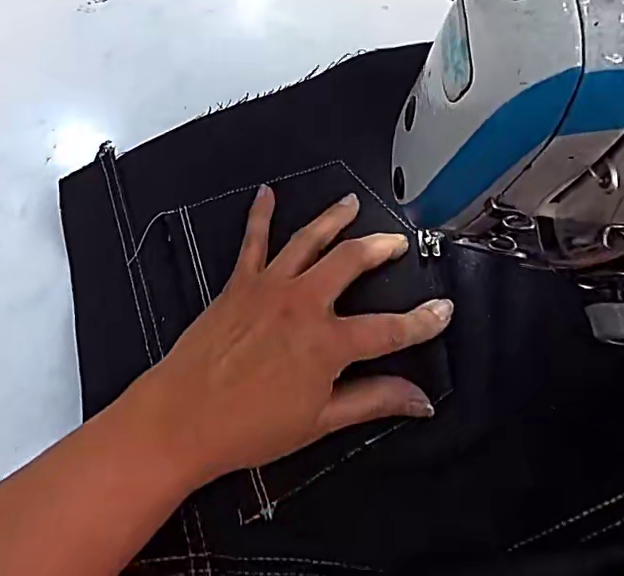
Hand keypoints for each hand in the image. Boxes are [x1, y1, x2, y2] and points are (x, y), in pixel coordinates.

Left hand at [118, 187, 453, 484]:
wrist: (179, 420)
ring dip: (334, 218)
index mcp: (327, 341)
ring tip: (351, 203)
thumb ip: (373, 401)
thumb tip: (418, 400)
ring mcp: (271, 285)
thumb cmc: (248, 428)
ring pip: (311, 239)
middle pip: (353, 260)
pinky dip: (260, 214)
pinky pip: (253, 240)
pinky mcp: (240, 282)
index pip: (390, 329)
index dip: (423, 321)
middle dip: (381, 247)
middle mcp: (304, 302)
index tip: (443, 309)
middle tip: (397, 241)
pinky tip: (266, 194)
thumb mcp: (319, 422)